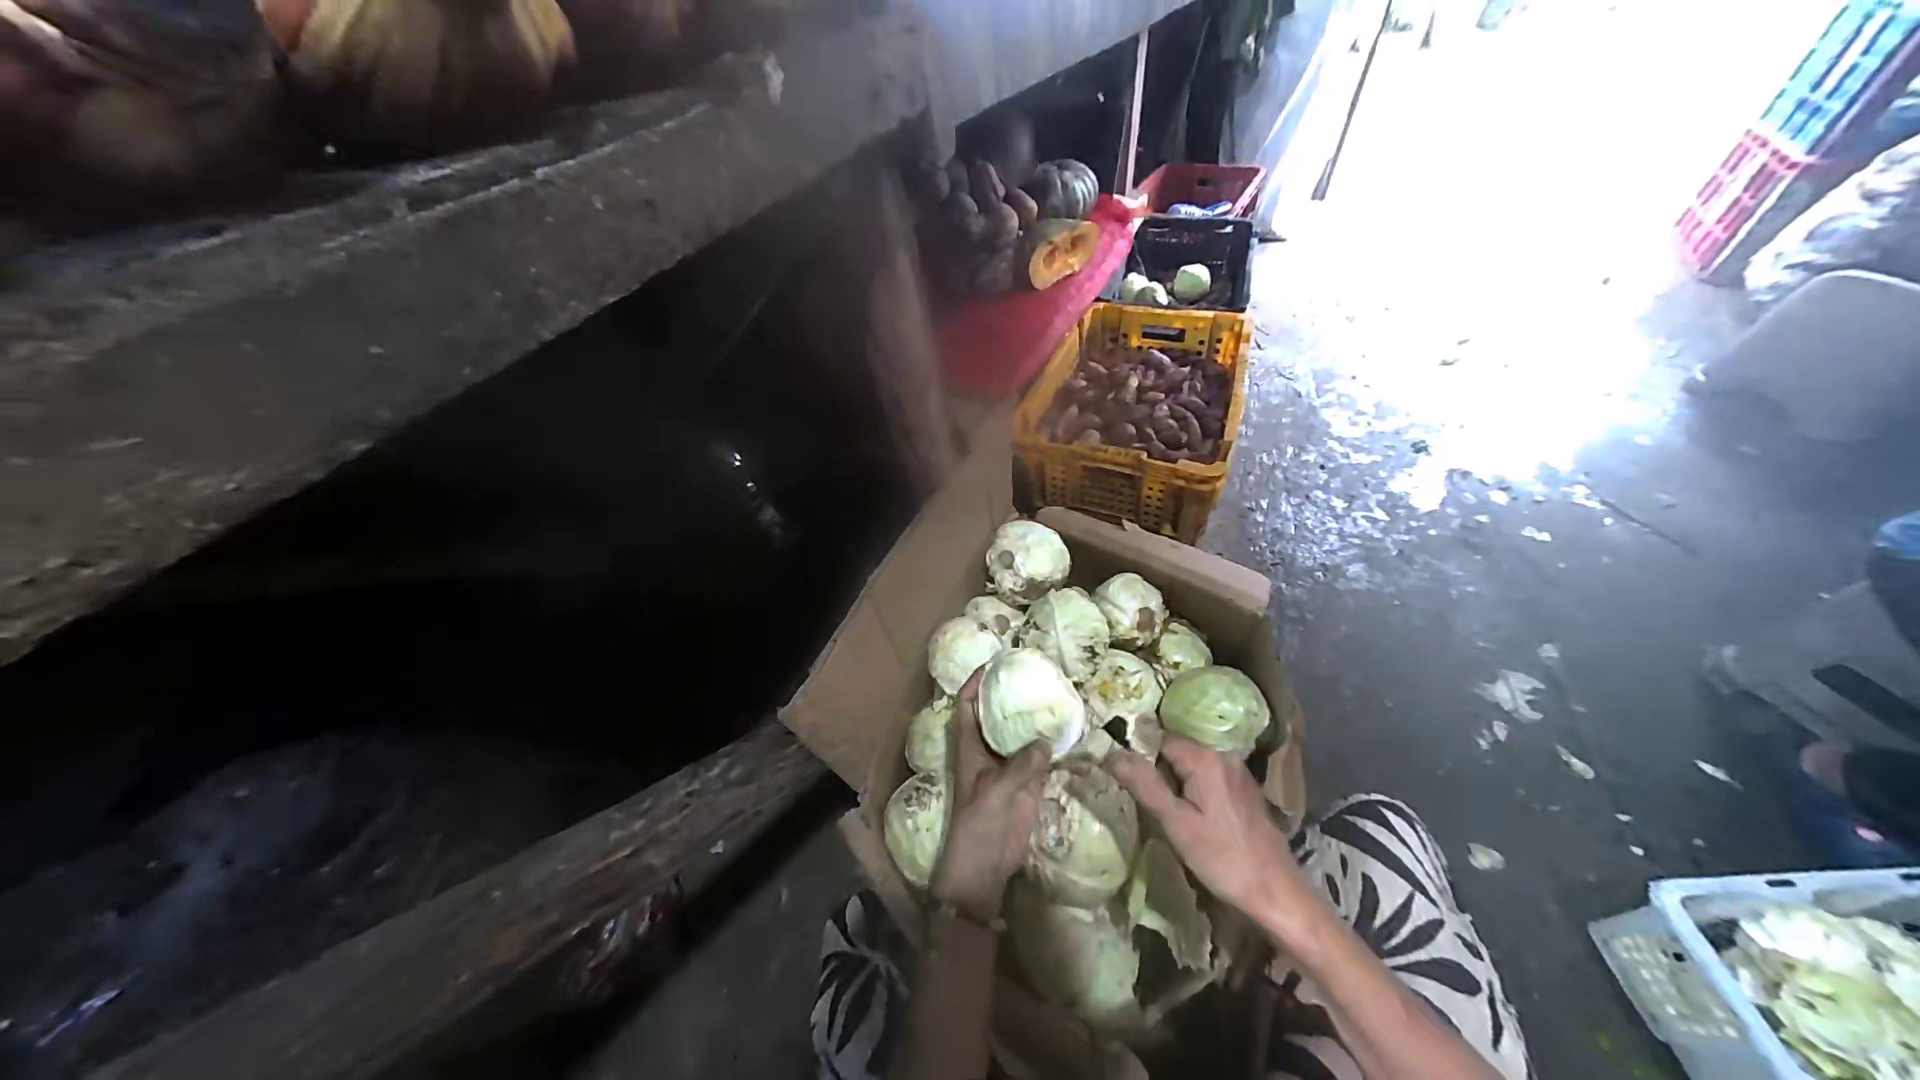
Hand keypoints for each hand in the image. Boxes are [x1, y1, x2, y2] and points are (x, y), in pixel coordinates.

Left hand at [928, 671, 1049, 923]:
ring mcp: (1008, 766)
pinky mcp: (1027, 784)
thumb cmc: (978, 826)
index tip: (995, 660)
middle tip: (1038, 672)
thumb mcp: (997, 791)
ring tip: (1058, 693)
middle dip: (1012, 693)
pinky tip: (1071, 730)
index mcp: (969, 745)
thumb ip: (1022, 764)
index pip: (967, 703)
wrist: (983, 871)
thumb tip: (1047, 739)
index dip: (976, 680)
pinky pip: (1041, 756)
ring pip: (1021, 733)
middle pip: (997, 713)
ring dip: (1035, 717)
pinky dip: (1053, 743)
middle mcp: (988, 750)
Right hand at [1109, 736, 1316, 937]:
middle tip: (1143, 799)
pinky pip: (1208, 776)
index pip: (1158, 739)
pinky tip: (1190, 815)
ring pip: (1192, 764)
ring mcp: (1238, 772)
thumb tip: (1113, 754)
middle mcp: (1224, 756)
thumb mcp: (1176, 824)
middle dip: (1156, 769)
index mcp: (1206, 759)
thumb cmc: (1222, 859)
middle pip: (1176, 750)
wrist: (1276, 893)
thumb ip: (1145, 785)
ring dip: (1174, 780)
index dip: (1139, 757)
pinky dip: (1193, 788)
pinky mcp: (1245, 789)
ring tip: (1164, 809)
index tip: (1126, 780)